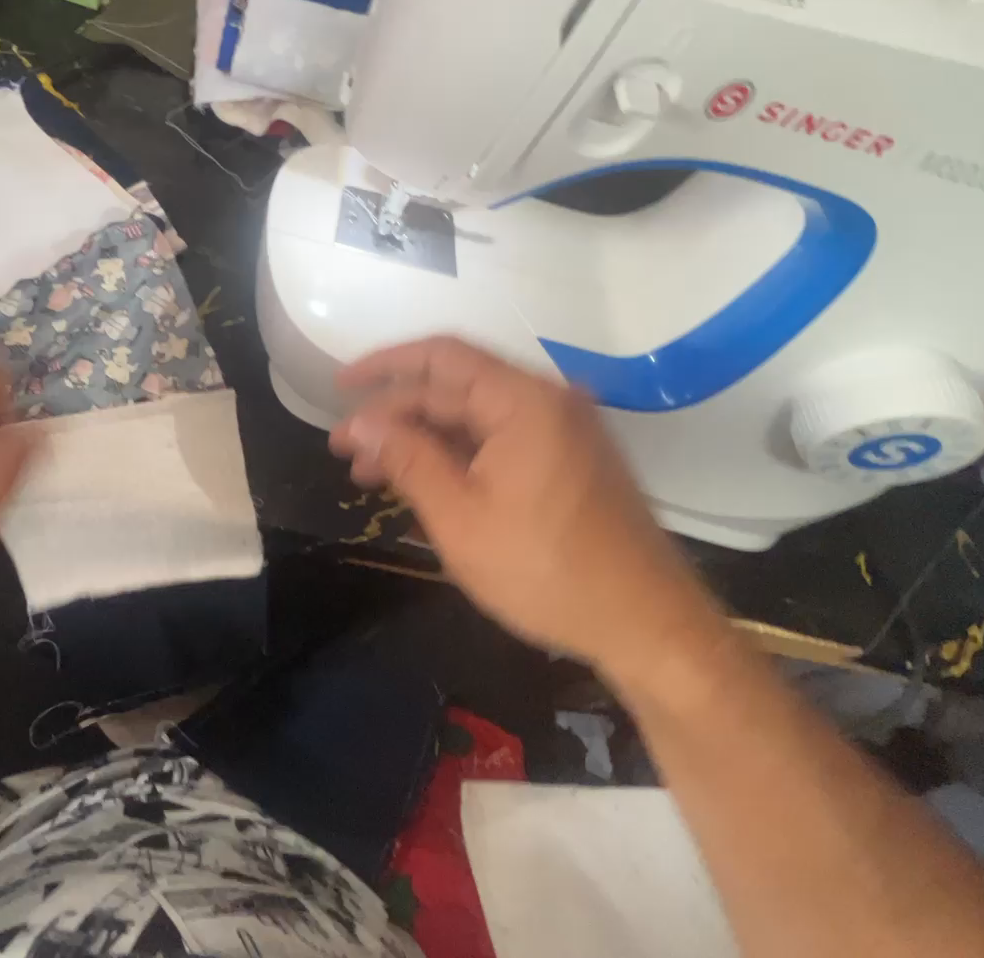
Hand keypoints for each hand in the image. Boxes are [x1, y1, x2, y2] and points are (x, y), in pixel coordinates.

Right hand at [329, 337, 724, 670]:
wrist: (646, 625)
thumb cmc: (544, 571)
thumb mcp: (458, 517)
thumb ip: (406, 458)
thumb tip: (359, 422)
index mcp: (523, 402)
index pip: (439, 359)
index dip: (381, 367)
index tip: (337, 388)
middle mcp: (548, 402)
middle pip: (454, 388)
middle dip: (394, 413)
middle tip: (345, 449)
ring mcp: (564, 431)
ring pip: (474, 417)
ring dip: (420, 437)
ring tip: (372, 473)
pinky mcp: (570, 461)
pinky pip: (499, 440)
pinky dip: (456, 454)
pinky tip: (423, 482)